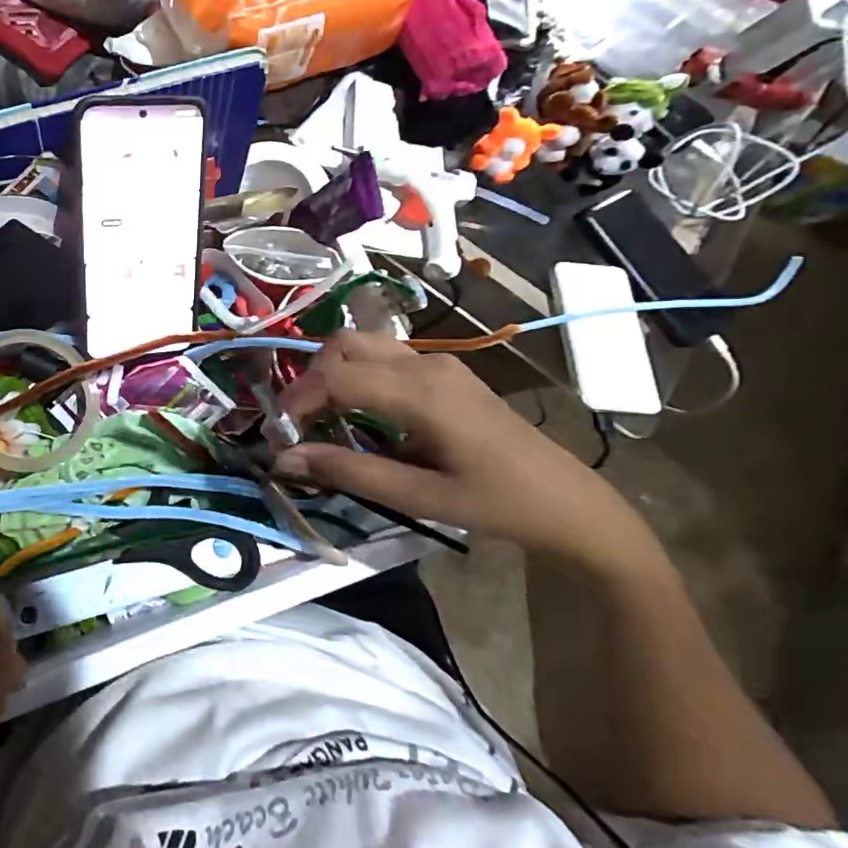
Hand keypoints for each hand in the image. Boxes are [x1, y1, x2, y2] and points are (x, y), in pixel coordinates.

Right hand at [274, 331, 656, 576]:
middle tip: (297, 424)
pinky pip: (385, 359)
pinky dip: (355, 376)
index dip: (297, 400)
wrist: (568, 501)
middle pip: (346, 344)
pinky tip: (357, 415)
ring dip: (332, 374)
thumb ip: (350, 472)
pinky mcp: (445, 372)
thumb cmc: (497, 503)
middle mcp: (426, 364)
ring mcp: (438, 363)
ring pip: (364, 346)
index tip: (278, 436)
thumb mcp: (421, 496)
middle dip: (310, 379)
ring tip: (320, 419)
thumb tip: (286, 458)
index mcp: (422, 392)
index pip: (337, 375)